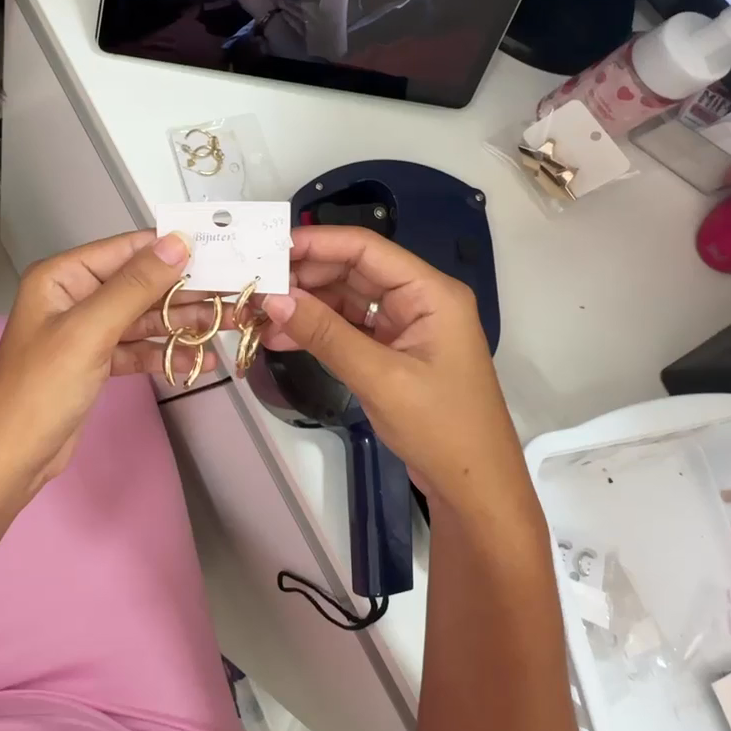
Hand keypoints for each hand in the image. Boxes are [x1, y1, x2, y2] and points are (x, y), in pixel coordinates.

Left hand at [0, 231, 218, 497]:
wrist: (12, 459)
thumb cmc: (40, 389)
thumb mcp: (90, 331)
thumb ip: (136, 285)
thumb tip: (178, 242)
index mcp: (63, 277)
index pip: (127, 250)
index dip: (172, 250)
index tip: (221, 253)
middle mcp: (73, 297)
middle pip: (139, 285)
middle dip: (185, 292)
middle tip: (234, 296)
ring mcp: (85, 331)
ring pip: (143, 318)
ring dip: (182, 324)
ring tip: (227, 327)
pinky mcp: (95, 363)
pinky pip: (137, 349)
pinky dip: (165, 354)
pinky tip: (199, 361)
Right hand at [259, 226, 526, 513]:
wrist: (475, 487)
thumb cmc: (441, 427)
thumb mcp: (380, 378)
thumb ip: (325, 334)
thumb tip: (273, 298)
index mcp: (430, 292)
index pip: (366, 249)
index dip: (317, 243)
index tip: (268, 249)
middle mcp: (418, 299)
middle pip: (352, 271)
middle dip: (304, 277)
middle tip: (255, 286)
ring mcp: (405, 326)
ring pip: (345, 299)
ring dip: (305, 306)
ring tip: (259, 315)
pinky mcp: (392, 351)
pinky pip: (347, 328)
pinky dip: (316, 331)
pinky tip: (280, 337)